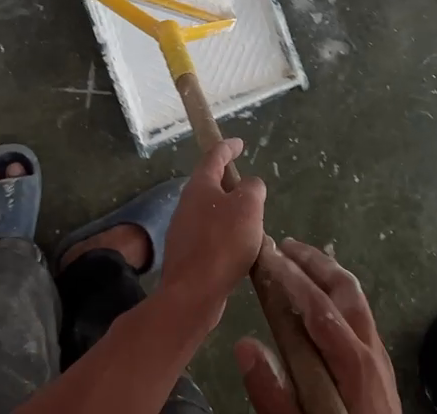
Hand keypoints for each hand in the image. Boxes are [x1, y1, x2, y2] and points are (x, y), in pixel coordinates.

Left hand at [159, 138, 265, 320]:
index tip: (240, 144)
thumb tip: (250, 185)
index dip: (229, 147)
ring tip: (251, 224)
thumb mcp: (249, 207)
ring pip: (210, 213)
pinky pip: (209, 237)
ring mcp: (183, 230)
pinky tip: (239, 252)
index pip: (215, 155)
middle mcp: (187, 203)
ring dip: (229, 214)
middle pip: (210, 185)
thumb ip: (253, 188)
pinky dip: (225, 237)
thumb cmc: (223, 243)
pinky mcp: (186, 255)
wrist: (192, 293)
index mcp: (200, 185)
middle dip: (230, 185)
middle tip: (250, 189)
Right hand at [236, 239, 399, 413]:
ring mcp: (380, 357)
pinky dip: (337, 291)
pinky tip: (319, 297)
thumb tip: (245, 345)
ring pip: (357, 298)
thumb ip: (274, 397)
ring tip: (298, 258)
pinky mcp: (380, 366)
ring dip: (327, 272)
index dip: (293, 280)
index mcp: (355, 370)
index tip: (265, 257)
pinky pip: (359, 312)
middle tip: (281, 245)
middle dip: (313, 262)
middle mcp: (372, 353)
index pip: (321, 309)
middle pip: (346, 291)